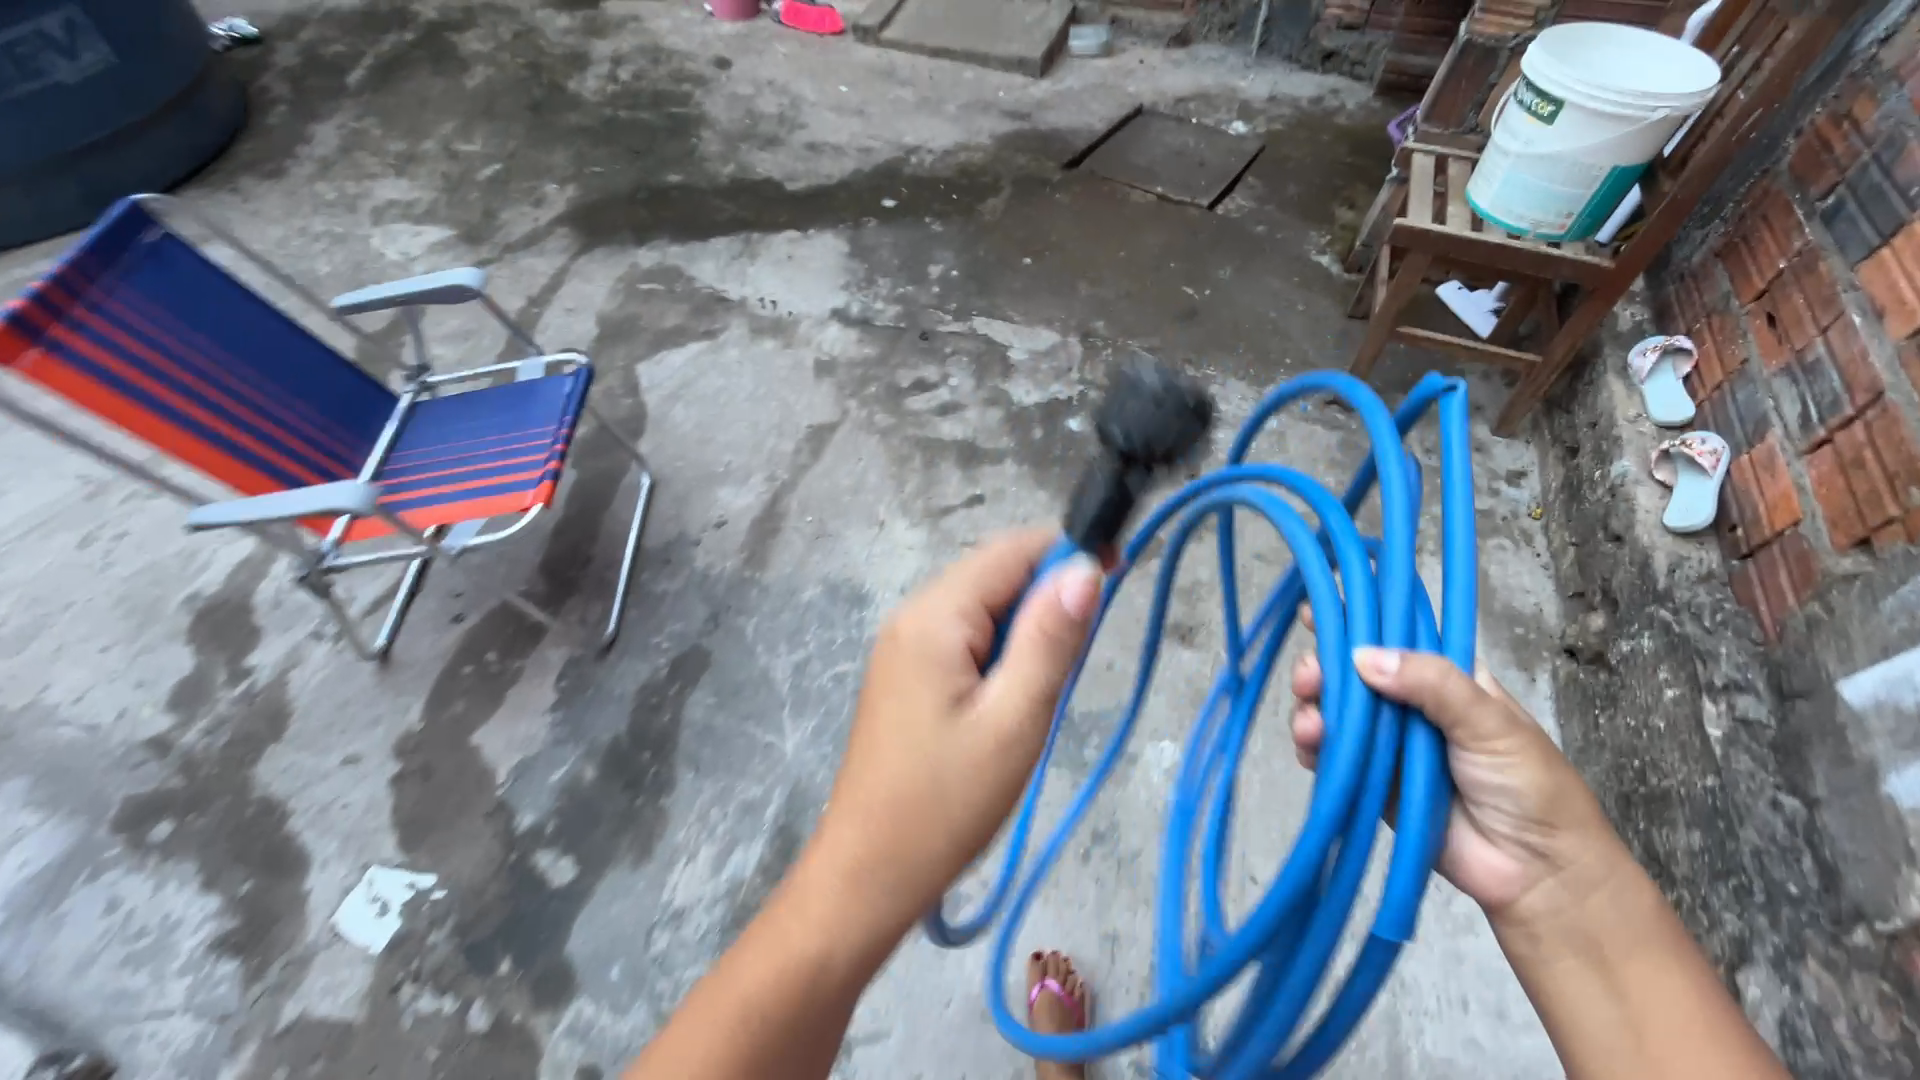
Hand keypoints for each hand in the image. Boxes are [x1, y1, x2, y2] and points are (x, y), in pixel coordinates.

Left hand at [805, 528, 1103, 935]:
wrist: (869, 873)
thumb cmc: (947, 804)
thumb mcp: (1015, 720)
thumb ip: (1050, 638)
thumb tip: (1086, 567)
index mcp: (933, 616)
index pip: (1011, 550)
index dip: (1068, 553)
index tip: (1120, 576)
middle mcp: (911, 616)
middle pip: (993, 574)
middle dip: (1047, 595)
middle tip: (1080, 656)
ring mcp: (902, 646)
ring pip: (981, 608)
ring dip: (1025, 629)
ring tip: (1045, 689)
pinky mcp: (905, 677)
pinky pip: (964, 640)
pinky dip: (1000, 652)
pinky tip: (1012, 698)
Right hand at [1289, 618, 1622, 924]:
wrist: (1535, 871)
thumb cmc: (1528, 785)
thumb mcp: (1489, 723)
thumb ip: (1431, 684)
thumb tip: (1362, 656)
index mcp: (1443, 679)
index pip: (1393, 638)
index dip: (1355, 623)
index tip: (1315, 614)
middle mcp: (1408, 705)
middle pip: (1350, 673)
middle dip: (1321, 670)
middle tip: (1309, 679)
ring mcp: (1386, 743)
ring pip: (1333, 712)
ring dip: (1311, 710)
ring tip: (1311, 726)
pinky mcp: (1368, 781)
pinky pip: (1329, 755)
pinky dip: (1311, 747)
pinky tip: (1309, 748)